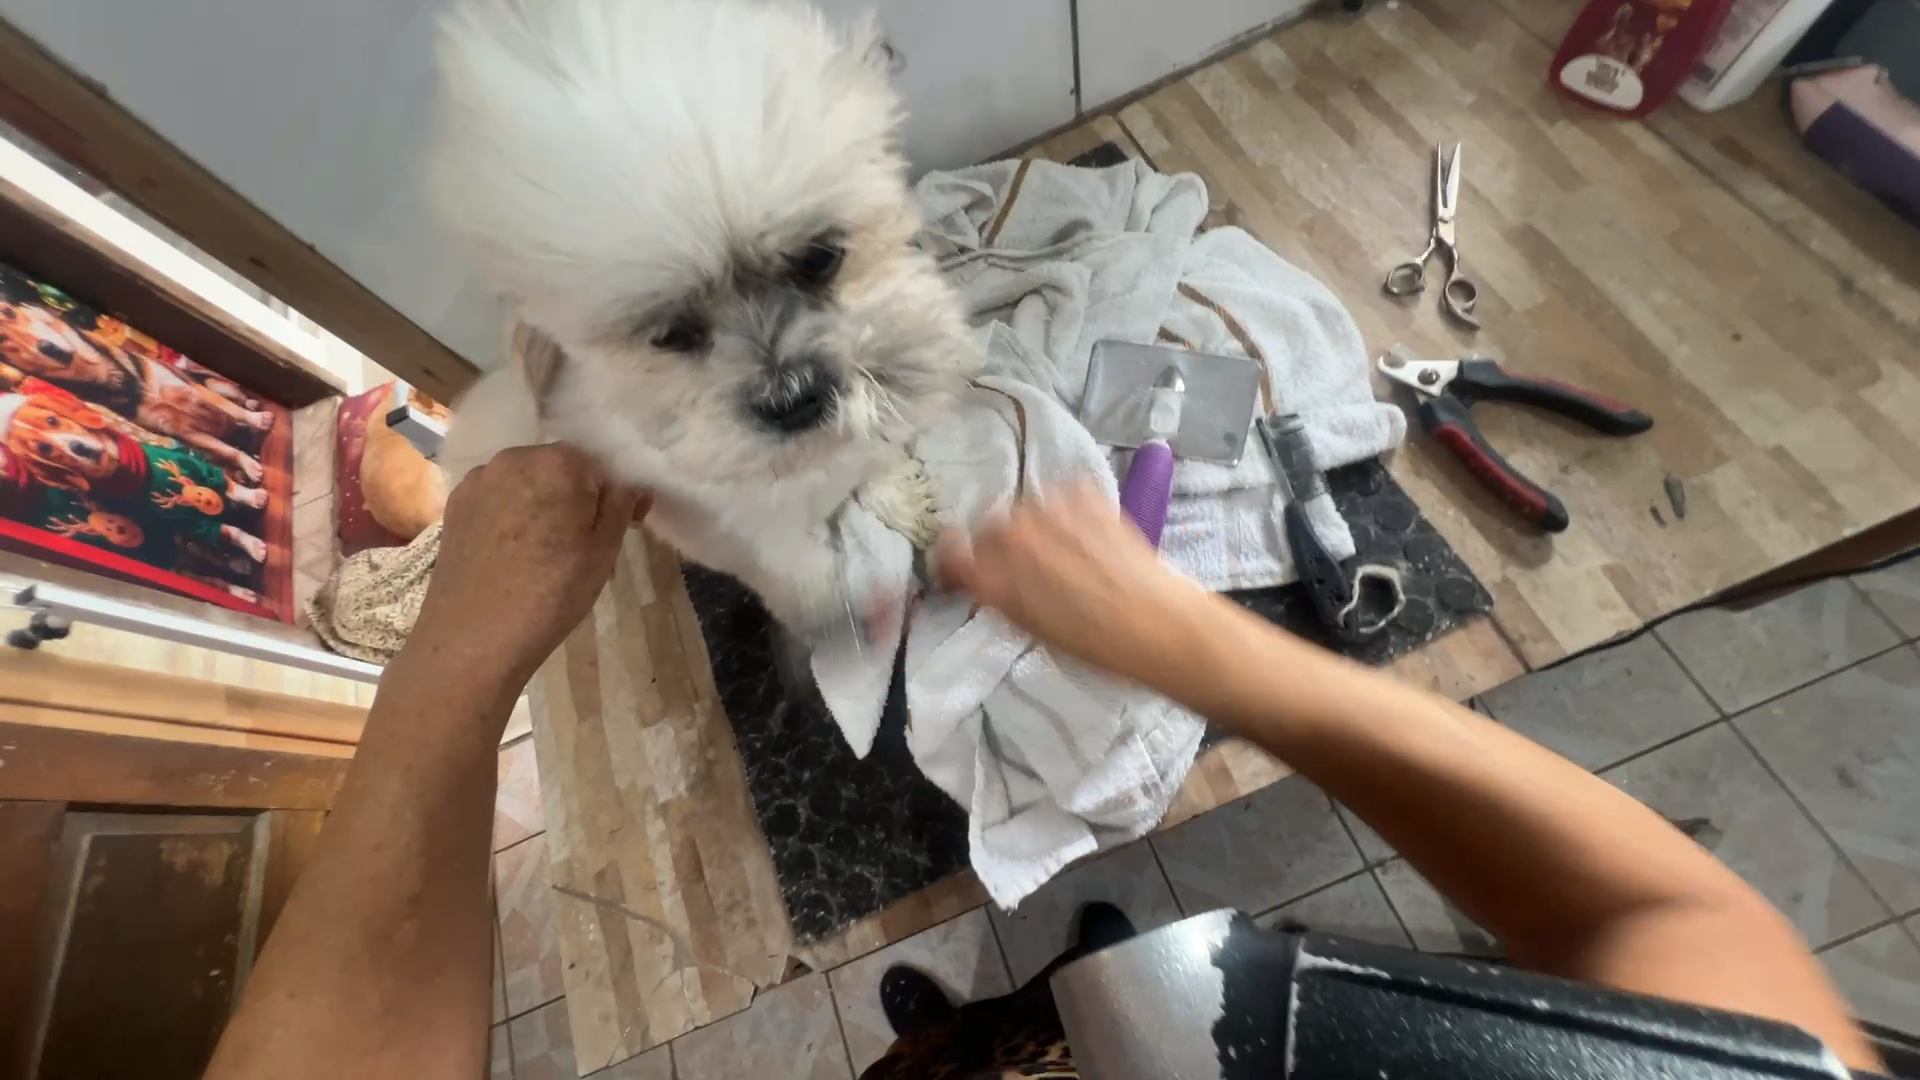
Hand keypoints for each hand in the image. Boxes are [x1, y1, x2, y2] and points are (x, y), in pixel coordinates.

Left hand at [410, 443, 645, 691]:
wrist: (473, 638)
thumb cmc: (553, 592)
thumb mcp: (605, 549)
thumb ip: (622, 506)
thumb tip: (628, 485)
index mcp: (556, 463)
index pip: (601, 464)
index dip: (618, 493)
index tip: (629, 525)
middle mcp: (512, 459)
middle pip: (562, 469)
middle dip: (581, 498)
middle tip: (592, 544)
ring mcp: (477, 482)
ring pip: (530, 485)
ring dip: (548, 508)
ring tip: (555, 554)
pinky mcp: (454, 507)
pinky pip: (500, 500)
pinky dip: (517, 517)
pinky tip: (521, 555)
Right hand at [933, 481, 1208, 680]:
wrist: (1161, 624)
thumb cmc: (1097, 645)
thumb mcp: (1034, 628)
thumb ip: (1001, 596)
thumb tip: (985, 577)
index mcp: (994, 578)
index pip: (950, 551)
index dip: (954, 559)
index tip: (963, 568)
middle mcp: (1013, 537)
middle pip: (987, 525)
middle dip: (997, 541)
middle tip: (1020, 562)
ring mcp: (1048, 509)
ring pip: (1023, 505)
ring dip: (1032, 522)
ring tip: (1057, 545)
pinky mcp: (1083, 493)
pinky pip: (1059, 492)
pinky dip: (1063, 506)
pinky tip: (1081, 529)